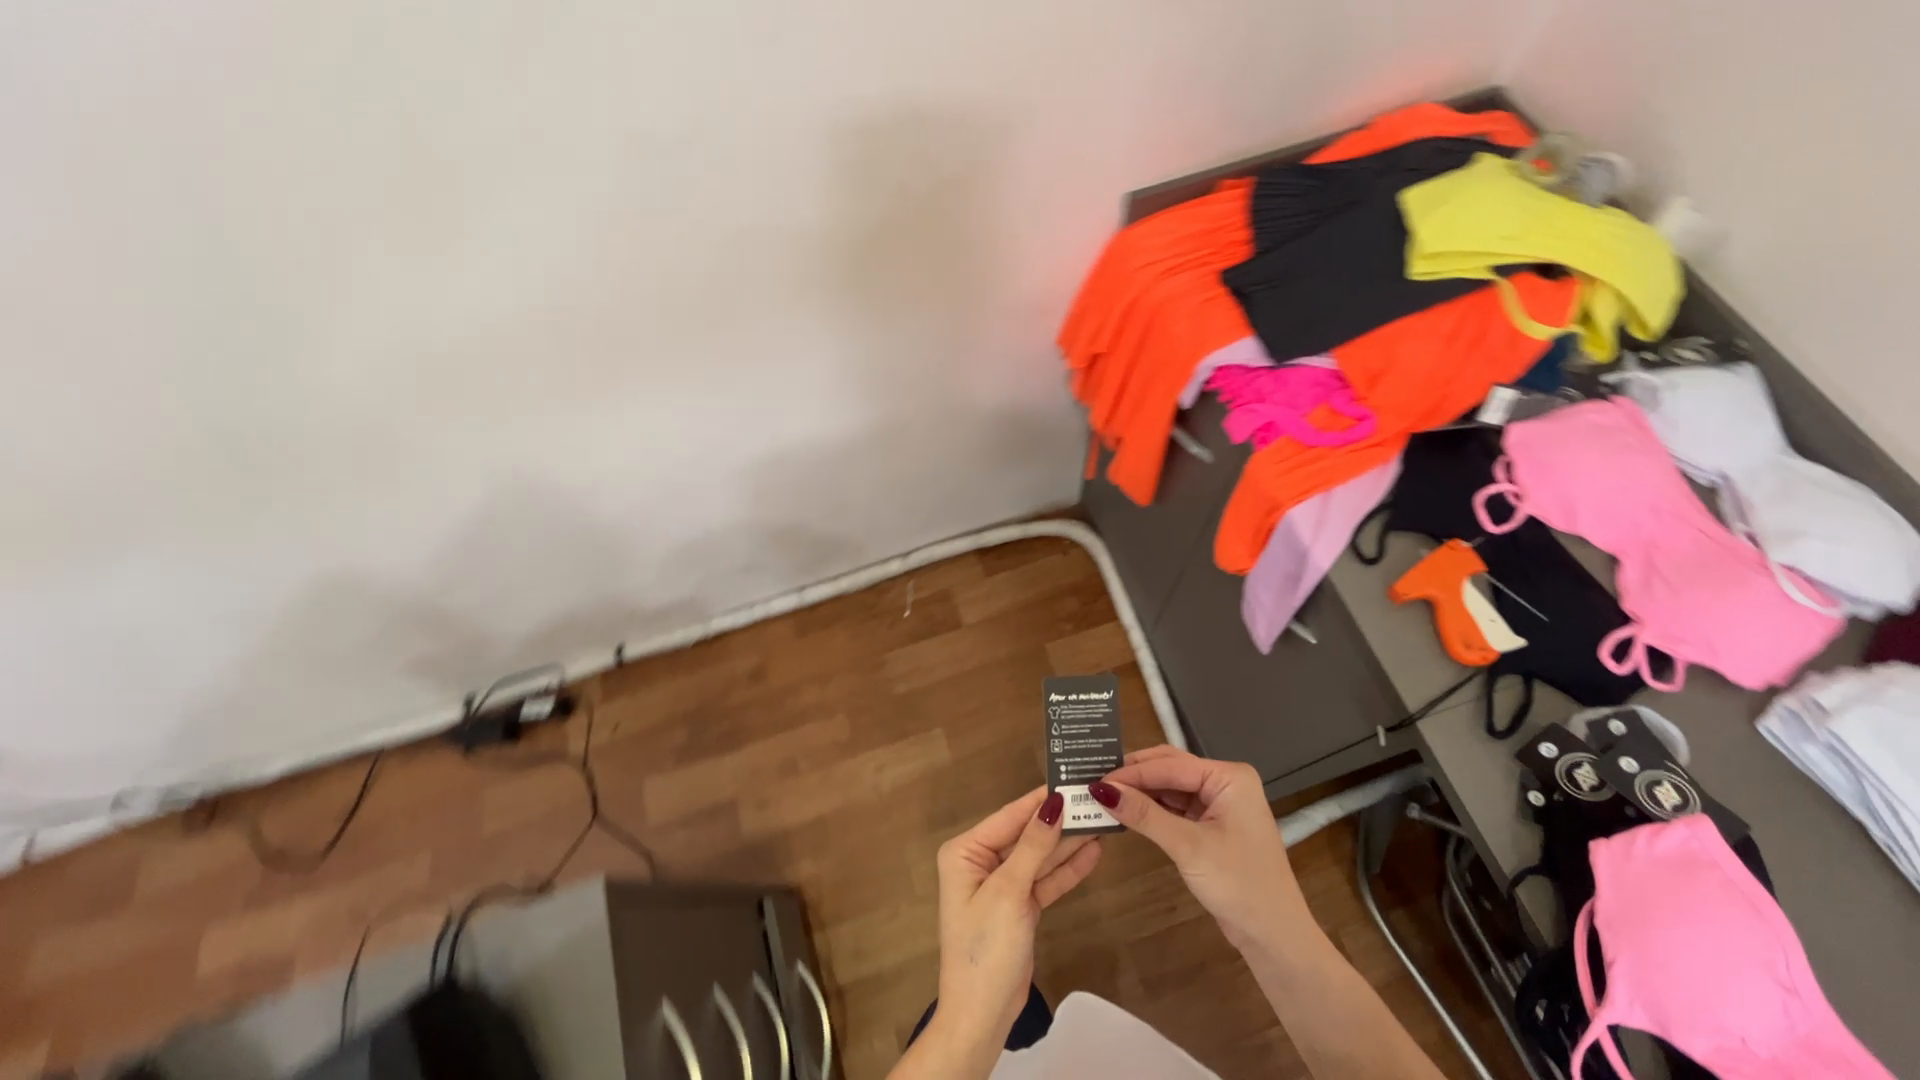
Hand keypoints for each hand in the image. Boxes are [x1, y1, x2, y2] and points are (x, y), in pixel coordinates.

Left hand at [931, 787, 1102, 1041]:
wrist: (982, 1014)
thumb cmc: (986, 946)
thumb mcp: (1009, 892)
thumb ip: (1033, 846)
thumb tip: (1054, 801)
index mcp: (965, 852)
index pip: (1010, 816)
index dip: (1042, 799)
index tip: (1074, 777)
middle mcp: (980, 863)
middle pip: (1026, 834)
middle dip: (1059, 820)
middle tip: (1096, 798)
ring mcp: (1000, 886)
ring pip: (1039, 856)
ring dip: (1068, 842)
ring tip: (1103, 819)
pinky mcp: (1019, 907)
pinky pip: (1045, 880)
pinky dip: (1067, 869)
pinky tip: (1094, 852)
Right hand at [1091, 747, 1302, 950]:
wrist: (1273, 934)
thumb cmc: (1238, 883)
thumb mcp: (1187, 846)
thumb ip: (1144, 814)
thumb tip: (1100, 790)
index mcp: (1229, 777)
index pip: (1170, 764)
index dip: (1131, 771)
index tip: (1093, 780)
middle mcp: (1225, 782)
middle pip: (1170, 768)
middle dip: (1134, 775)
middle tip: (1094, 782)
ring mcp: (1220, 804)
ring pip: (1170, 788)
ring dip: (1141, 792)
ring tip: (1103, 796)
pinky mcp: (1212, 826)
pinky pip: (1176, 808)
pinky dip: (1152, 810)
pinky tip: (1127, 813)